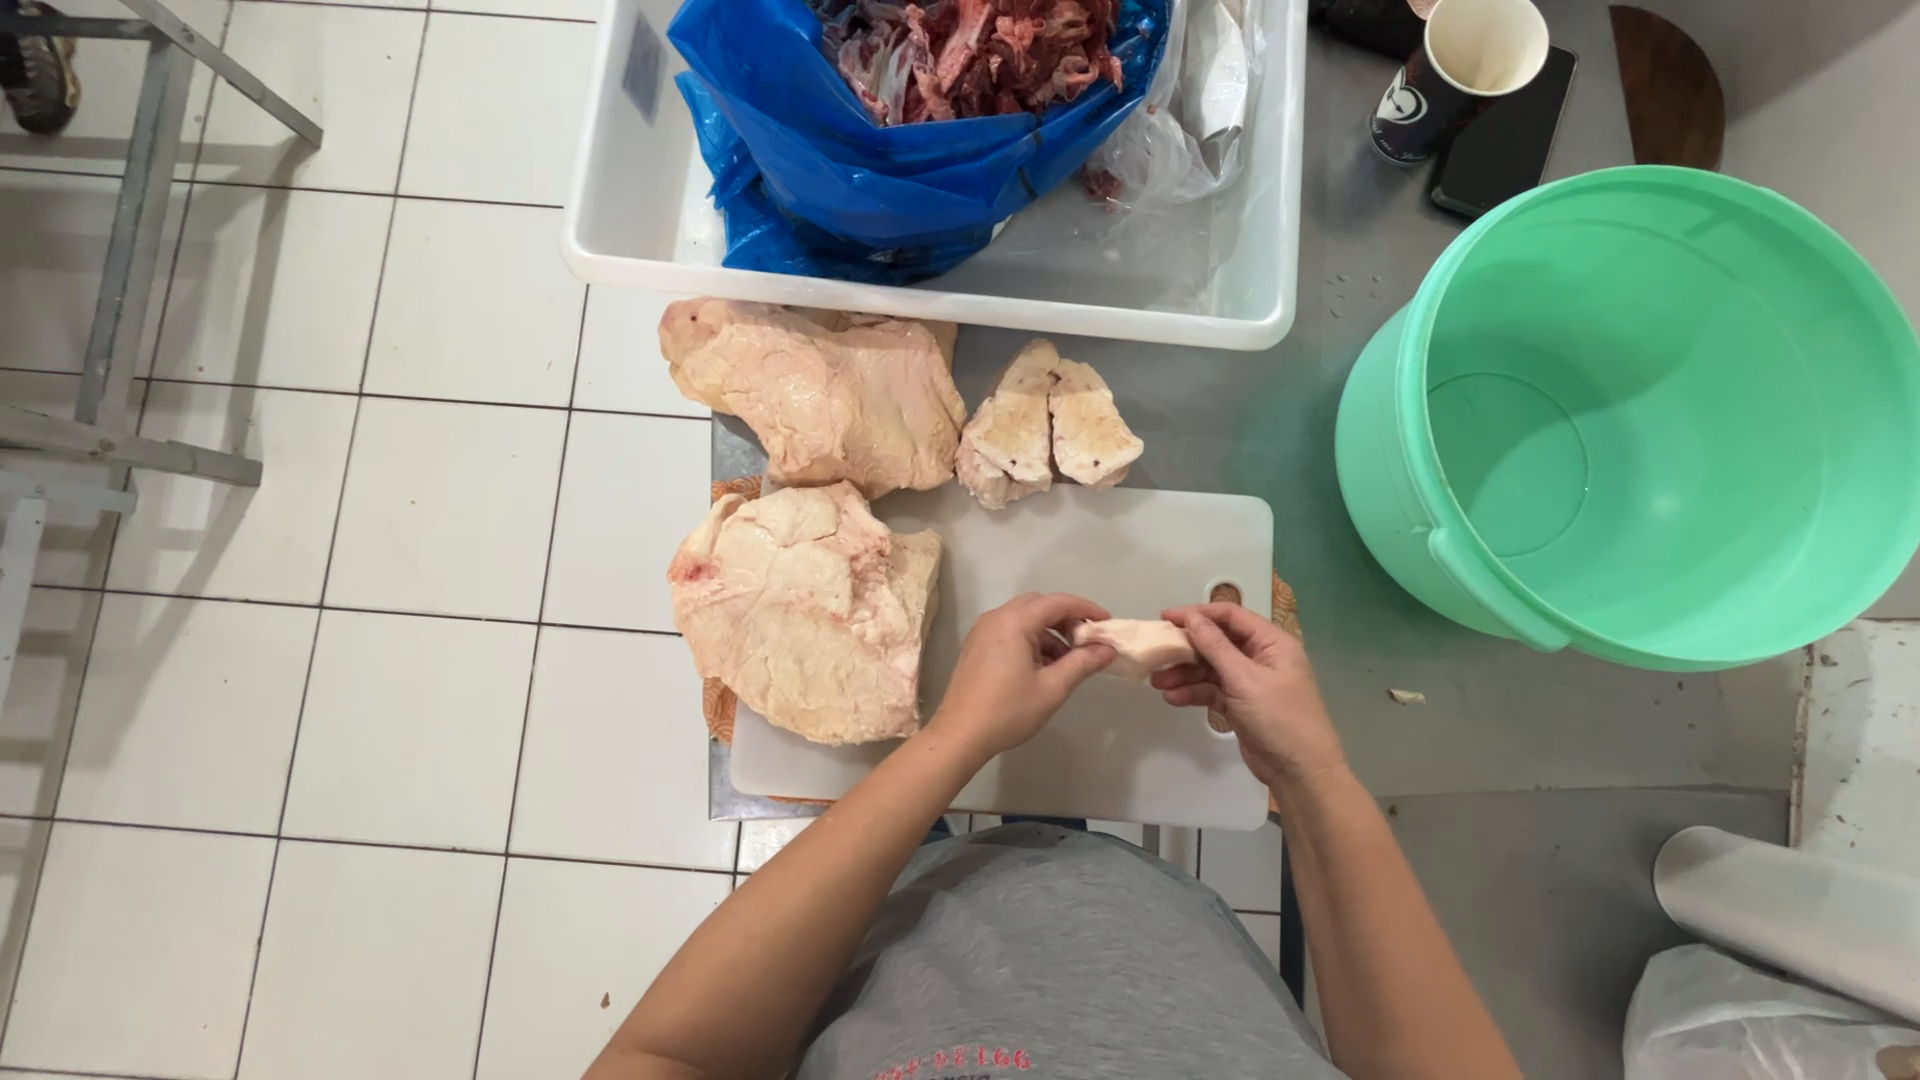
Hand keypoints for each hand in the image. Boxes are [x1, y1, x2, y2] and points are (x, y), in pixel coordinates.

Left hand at [928, 593, 1115, 760]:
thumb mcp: (1052, 688)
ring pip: (1024, 618)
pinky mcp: (977, 646)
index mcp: (1014, 621)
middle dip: (1067, 619)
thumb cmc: (1009, 710)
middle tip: (1088, 642)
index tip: (1108, 624)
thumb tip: (1108, 649)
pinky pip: (1010, 631)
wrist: (960, 734)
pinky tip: (1043, 667)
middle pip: (1039, 605)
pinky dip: (1031, 640)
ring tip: (1068, 662)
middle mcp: (996, 617)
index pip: (1058, 602)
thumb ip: (1083, 663)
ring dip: (1050, 632)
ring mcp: (982, 631)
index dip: (1087, 609)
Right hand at [1151, 603, 1345, 786]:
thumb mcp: (1245, 679)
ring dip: (1185, 674)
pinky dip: (1193, 692)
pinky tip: (1173, 698)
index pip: (1230, 616)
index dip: (1198, 613)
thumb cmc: (1279, 717)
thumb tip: (1192, 618)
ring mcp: (1250, 681)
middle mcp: (1261, 657)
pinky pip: (1211, 690)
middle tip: (1158, 652)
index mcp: (1271, 642)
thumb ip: (1215, 646)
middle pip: (1217, 642)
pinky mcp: (1240, 703)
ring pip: (1210, 668)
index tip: (1166, 617)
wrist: (1300, 771)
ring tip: (1158, 682)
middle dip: (1187, 648)